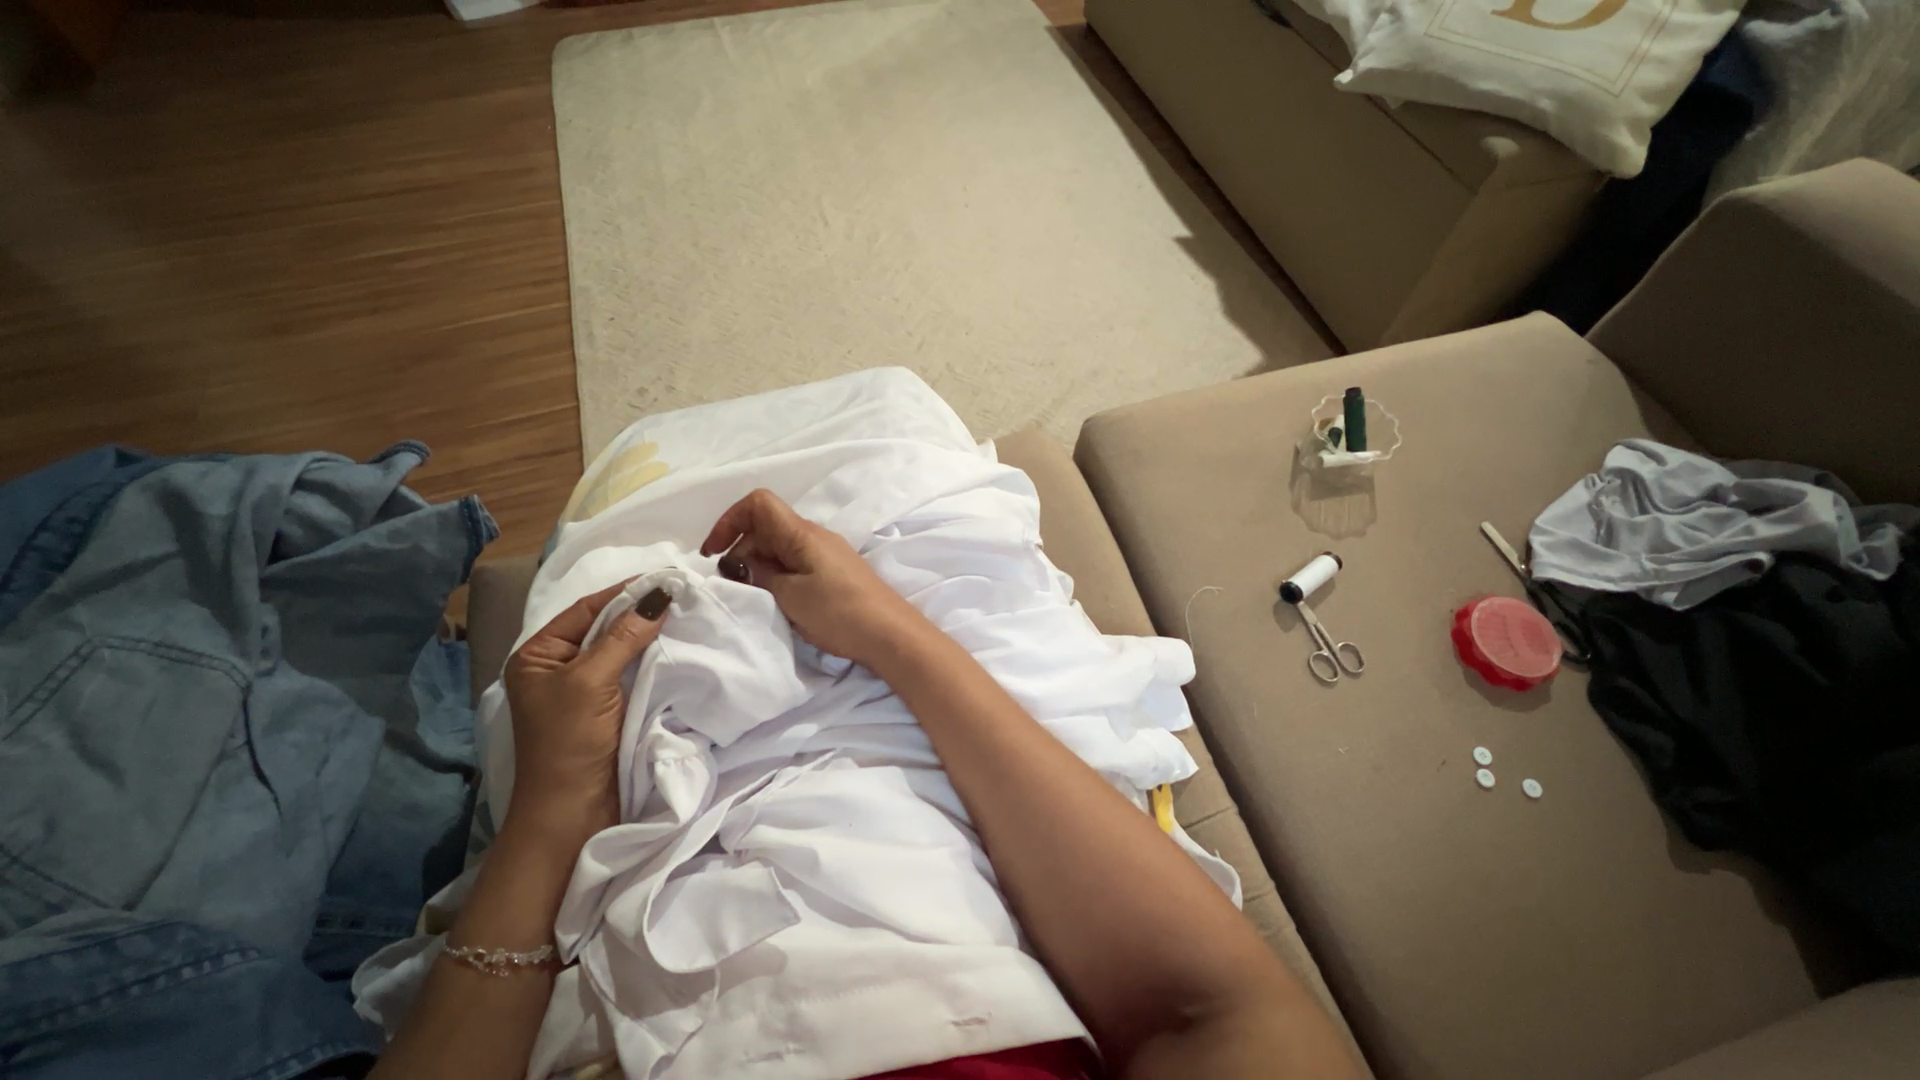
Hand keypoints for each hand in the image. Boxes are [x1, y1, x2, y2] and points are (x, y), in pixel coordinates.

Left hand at [502, 579, 669, 836]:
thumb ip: (624, 637)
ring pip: (622, 649)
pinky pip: (632, 672)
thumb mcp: (591, 681)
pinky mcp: (608, 709)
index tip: (665, 577)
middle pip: (604, 626)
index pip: (586, 609)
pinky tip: (677, 646)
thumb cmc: (570, 741)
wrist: (573, 811)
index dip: (625, 592)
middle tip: (681, 592)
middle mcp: (559, 667)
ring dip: (650, 634)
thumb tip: (658, 596)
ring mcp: (584, 690)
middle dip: (640, 610)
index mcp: (539, 655)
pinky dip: (653, 659)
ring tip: (685, 613)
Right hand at [701, 489, 924, 667]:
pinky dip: (777, 577)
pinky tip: (775, 602)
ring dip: (758, 567)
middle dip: (740, 550)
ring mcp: (826, 555)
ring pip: (779, 548)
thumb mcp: (790, 597)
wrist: (891, 635)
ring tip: (752, 597)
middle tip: (732, 586)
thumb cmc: (841, 613)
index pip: (759, 503)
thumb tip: (740, 563)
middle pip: (766, 527)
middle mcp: (814, 537)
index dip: (730, 520)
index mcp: (803, 534)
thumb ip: (760, 576)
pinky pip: (795, 564)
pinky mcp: (833, 573)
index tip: (714, 553)